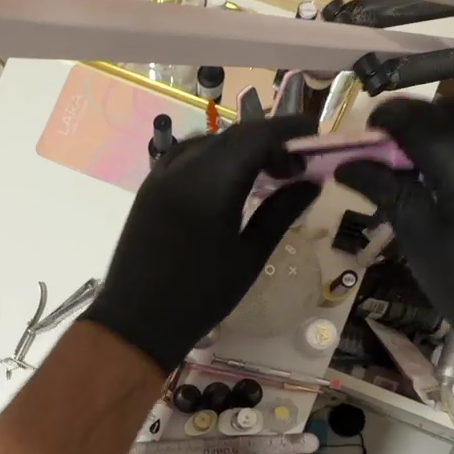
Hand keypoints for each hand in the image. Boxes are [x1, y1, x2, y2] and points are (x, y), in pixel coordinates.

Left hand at [82, 116, 322, 372]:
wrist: (137, 322)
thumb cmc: (200, 297)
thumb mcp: (250, 257)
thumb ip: (281, 213)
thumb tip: (311, 182)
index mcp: (211, 183)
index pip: (257, 135)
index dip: (290, 132)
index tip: (315, 143)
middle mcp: (182, 168)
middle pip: (234, 135)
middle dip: (269, 141)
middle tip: (296, 164)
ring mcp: (160, 176)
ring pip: (208, 142)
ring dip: (240, 148)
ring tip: (265, 173)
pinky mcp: (148, 189)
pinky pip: (185, 157)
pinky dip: (213, 158)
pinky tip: (227, 181)